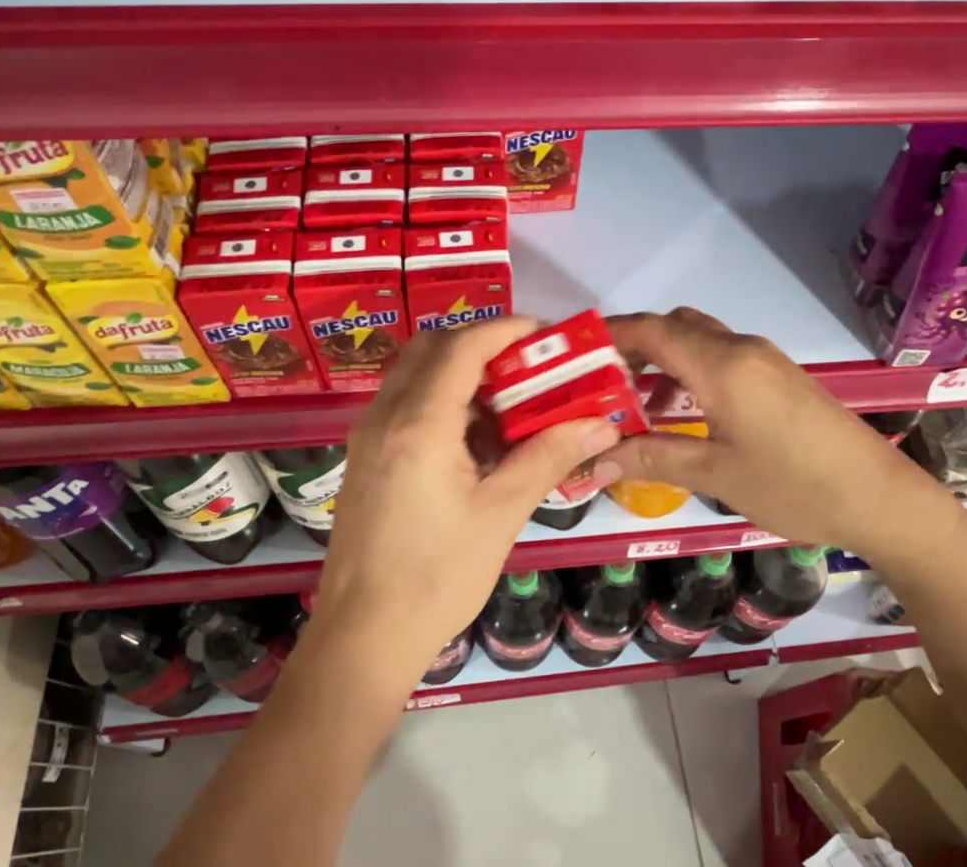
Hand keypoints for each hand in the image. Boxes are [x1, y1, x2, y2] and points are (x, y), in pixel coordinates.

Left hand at [312, 316, 622, 679]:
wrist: (364, 635)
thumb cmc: (437, 576)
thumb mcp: (501, 514)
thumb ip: (548, 457)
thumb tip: (602, 424)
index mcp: (419, 423)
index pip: (463, 346)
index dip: (508, 330)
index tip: (549, 338)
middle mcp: (385, 415)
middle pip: (434, 349)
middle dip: (485, 346)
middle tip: (532, 369)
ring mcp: (368, 435)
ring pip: (416, 376)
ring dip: (463, 375)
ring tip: (511, 407)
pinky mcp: (365, 458)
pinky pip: (405, 405)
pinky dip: (442, 402)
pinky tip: (476, 443)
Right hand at [599, 308, 965, 562]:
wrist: (881, 499)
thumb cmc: (795, 487)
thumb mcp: (715, 475)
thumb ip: (651, 457)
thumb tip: (591, 462)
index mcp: (722, 365)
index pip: (652, 329)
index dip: (609, 335)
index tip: (572, 354)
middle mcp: (741, 348)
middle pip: (674, 327)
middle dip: (632, 348)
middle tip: (597, 385)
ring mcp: (765, 360)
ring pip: (698, 341)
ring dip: (661, 363)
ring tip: (631, 406)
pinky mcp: (779, 377)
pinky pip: (720, 359)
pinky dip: (689, 374)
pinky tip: (680, 416)